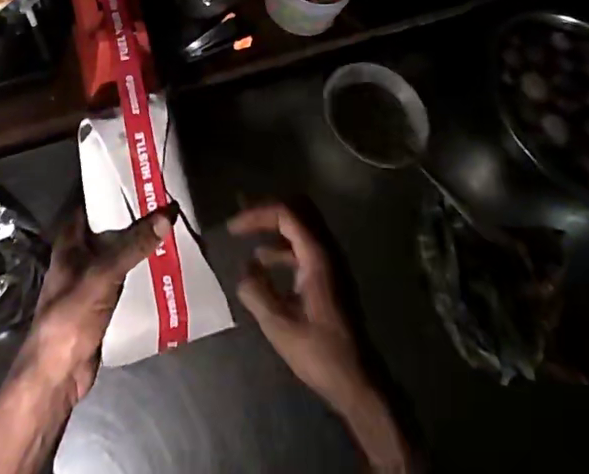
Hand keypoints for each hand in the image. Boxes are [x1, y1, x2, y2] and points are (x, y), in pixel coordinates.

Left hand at [19, 208, 168, 405]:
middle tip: (166, 203)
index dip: (112, 191)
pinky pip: (127, 280)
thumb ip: (133, 246)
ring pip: (121, 255)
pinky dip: (144, 272)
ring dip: (142, 246)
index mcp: (70, 244)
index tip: (141, 180)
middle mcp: (80, 258)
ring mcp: (92, 282)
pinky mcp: (104, 305)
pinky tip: (167, 266)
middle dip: (135, 218)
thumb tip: (166, 215)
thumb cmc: (70, 317)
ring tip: (173, 229)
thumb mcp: (103, 275)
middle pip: (110, 230)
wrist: (56, 375)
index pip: (91, 206)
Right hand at [229, 203, 412, 470]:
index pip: (287, 214)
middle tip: (242, 221)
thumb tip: (244, 270)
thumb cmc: (318, 352)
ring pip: (302, 226)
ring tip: (246, 236)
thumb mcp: (279, 326)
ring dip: (274, 227)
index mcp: (317, 257)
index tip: (233, 229)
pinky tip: (262, 261)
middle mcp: (327, 250)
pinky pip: (304, 245)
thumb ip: (257, 293)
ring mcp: (331, 262)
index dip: (257, 214)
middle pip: (298, 210)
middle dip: (268, 211)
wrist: (355, 378)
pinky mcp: (329, 275)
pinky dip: (282, 245)